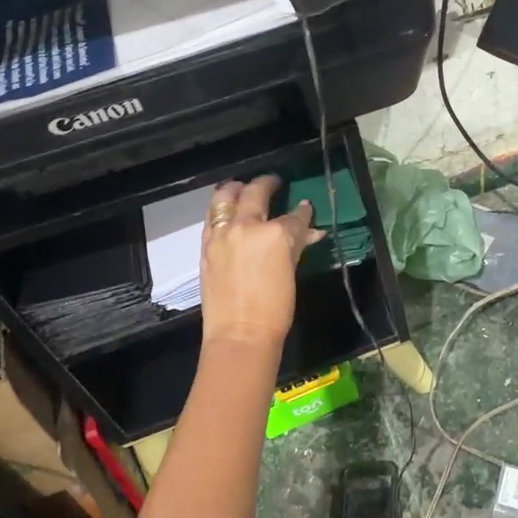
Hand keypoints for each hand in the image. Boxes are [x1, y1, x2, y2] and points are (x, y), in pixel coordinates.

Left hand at [199, 175, 324, 348]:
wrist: (240, 334)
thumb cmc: (275, 309)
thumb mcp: (291, 273)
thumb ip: (298, 246)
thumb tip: (310, 231)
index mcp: (275, 234)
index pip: (294, 216)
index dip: (303, 212)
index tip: (305, 207)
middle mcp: (246, 226)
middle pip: (256, 194)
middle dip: (268, 184)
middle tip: (274, 182)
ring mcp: (222, 234)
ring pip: (225, 197)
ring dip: (236, 188)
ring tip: (243, 187)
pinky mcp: (206, 245)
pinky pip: (212, 217)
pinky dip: (220, 208)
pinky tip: (226, 210)